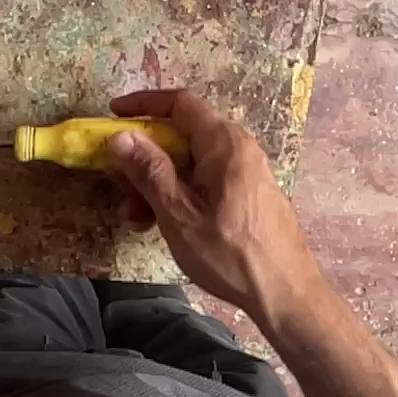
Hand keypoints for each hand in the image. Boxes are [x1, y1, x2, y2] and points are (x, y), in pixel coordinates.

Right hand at [105, 89, 325, 324]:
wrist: (285, 293)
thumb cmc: (231, 255)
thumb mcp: (179, 215)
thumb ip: (150, 172)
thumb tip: (121, 137)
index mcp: (224, 145)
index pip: (181, 103)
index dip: (143, 104)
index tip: (112, 115)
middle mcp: (238, 149)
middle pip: (181, 134)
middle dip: (143, 156)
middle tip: (117, 184)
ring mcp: (244, 171)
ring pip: (189, 160)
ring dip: (155, 180)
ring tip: (135, 216)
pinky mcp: (245, 192)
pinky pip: (203, 179)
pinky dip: (176, 192)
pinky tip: (159, 222)